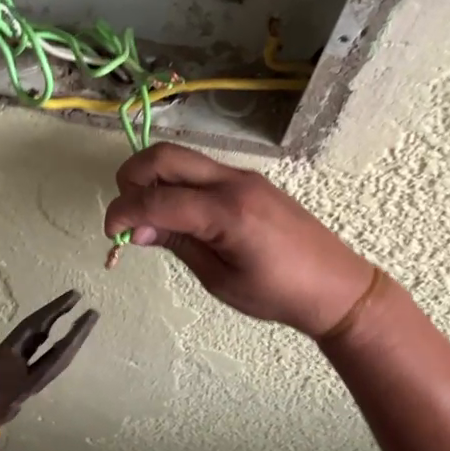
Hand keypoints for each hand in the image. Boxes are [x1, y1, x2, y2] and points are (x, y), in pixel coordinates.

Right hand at [103, 143, 377, 336]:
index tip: (112, 233)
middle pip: (164, 156)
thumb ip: (177, 244)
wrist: (337, 287)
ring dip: (152, 177)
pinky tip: (176, 214)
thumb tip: (137, 229)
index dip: (124, 212)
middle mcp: (233, 182)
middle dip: (131, 178)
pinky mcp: (248, 179)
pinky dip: (175, 182)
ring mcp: (242, 176)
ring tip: (149, 217)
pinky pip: (200, 169)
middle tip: (127, 214)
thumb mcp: (219, 279)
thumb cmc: (279, 294)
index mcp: (227, 212)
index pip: (157, 199)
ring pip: (181, 157)